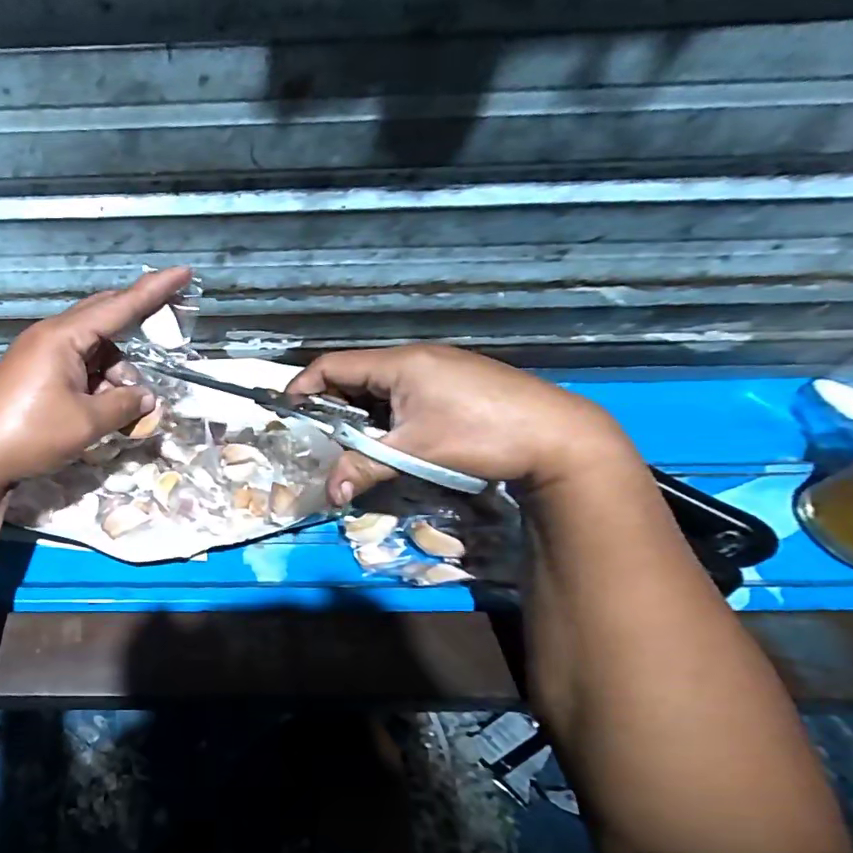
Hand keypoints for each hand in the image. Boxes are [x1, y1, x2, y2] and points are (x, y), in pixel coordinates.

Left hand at [0, 267, 194, 491]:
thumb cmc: (31, 434)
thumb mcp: (87, 423)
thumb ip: (123, 405)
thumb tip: (144, 398)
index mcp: (63, 336)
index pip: (119, 306)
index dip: (154, 291)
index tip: (183, 273)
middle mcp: (48, 337)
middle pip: (102, 322)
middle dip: (134, 334)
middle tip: (166, 332)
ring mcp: (34, 355)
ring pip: (89, 351)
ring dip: (113, 373)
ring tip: (124, 410)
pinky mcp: (27, 374)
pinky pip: (71, 366)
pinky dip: (92, 382)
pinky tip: (100, 410)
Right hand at [286, 344, 636, 504]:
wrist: (564, 438)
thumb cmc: (483, 436)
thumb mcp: (416, 453)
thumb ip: (365, 468)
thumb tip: (329, 494)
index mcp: (401, 364)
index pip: (332, 365)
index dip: (304, 387)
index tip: (288, 413)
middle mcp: (417, 358)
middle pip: (354, 373)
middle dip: (331, 402)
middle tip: (320, 434)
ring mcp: (440, 368)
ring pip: (380, 383)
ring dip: (360, 409)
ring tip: (353, 440)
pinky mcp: (457, 382)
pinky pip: (404, 389)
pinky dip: (386, 410)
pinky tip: (392, 435)